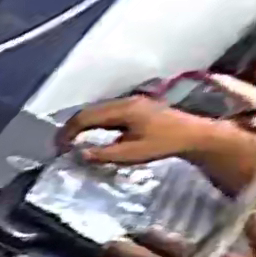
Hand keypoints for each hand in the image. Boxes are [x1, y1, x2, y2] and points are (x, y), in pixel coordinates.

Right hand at [58, 96, 226, 166]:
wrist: (197, 135)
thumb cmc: (163, 144)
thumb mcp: (129, 154)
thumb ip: (100, 154)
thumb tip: (77, 153)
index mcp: (124, 110)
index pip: (84, 118)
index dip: (66, 133)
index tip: (58, 149)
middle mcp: (126, 101)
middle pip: (87, 111)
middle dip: (69, 129)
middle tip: (60, 146)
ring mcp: (132, 102)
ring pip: (95, 111)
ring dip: (80, 125)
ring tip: (72, 142)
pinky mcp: (136, 106)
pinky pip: (105, 112)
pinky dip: (92, 123)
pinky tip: (90, 135)